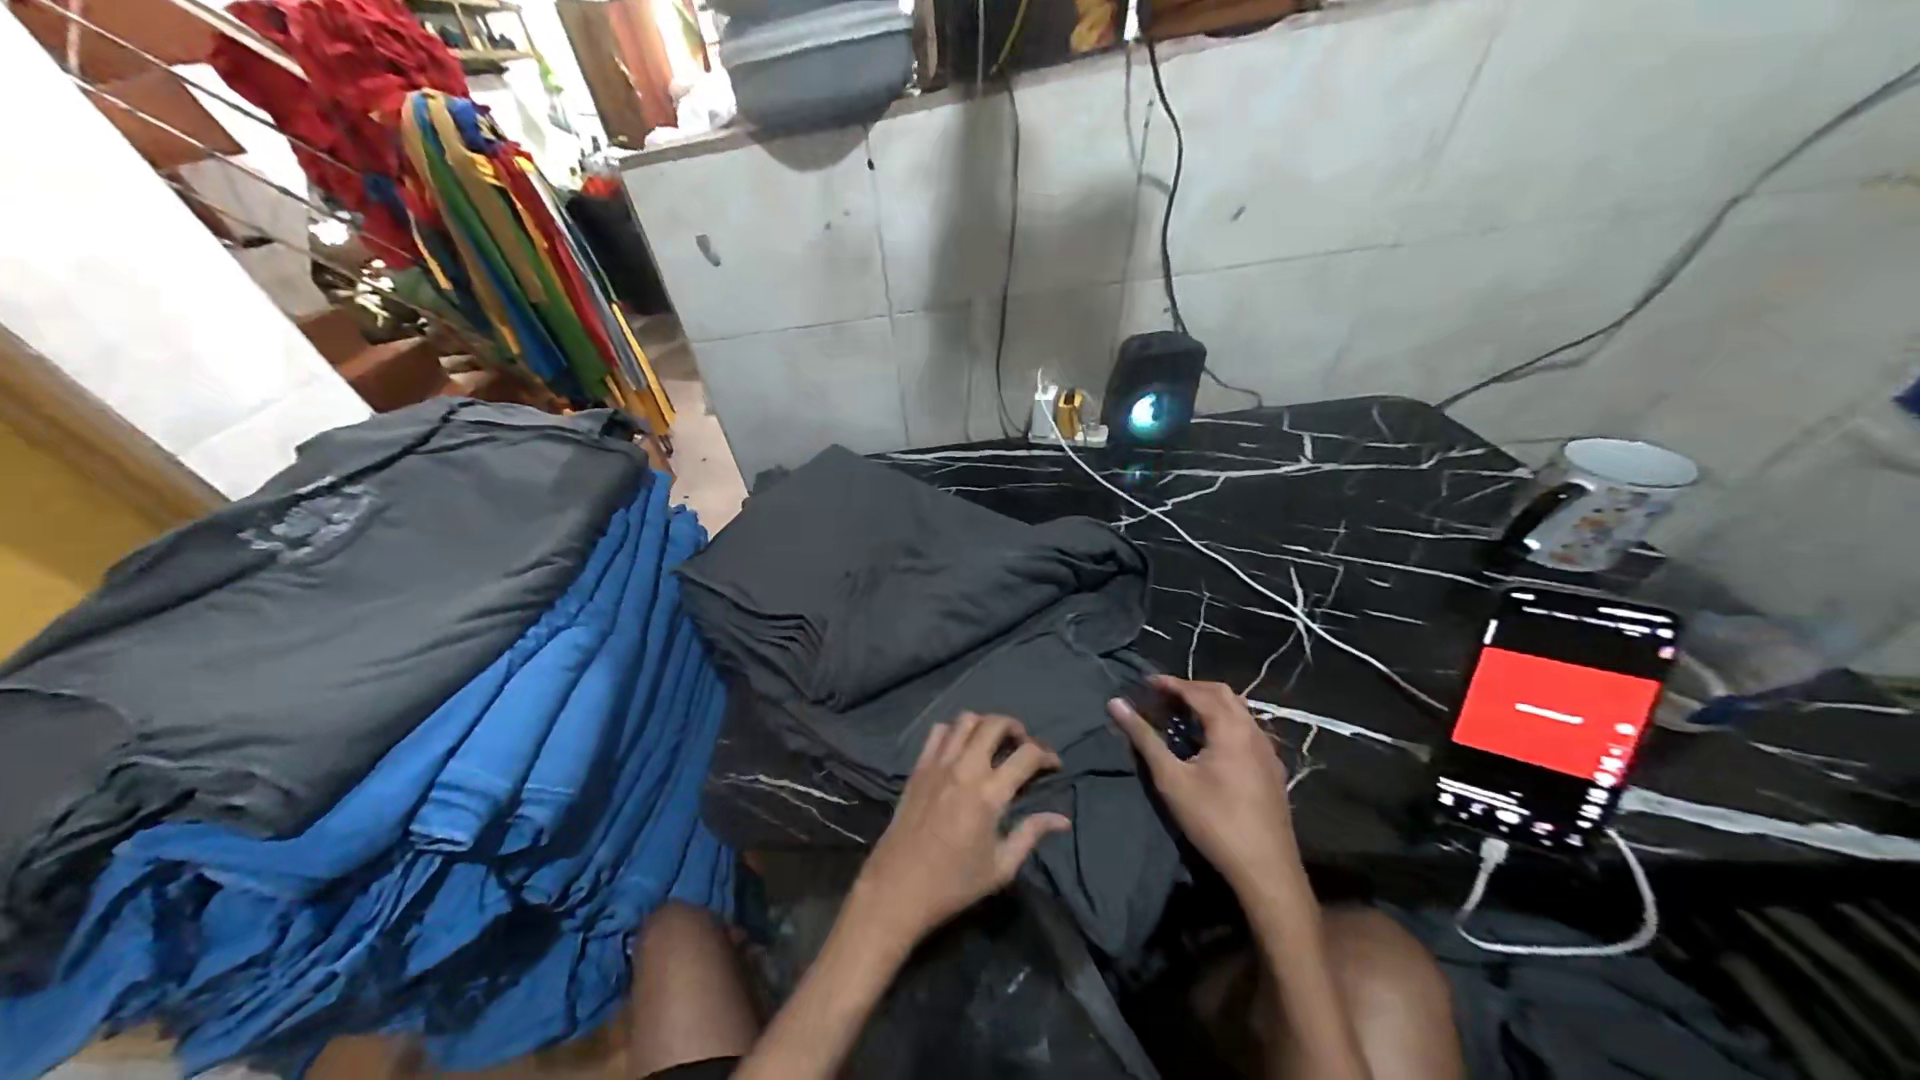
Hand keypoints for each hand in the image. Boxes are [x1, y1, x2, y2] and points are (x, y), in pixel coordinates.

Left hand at [851, 713, 1071, 948]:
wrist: (898, 889)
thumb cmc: (954, 883)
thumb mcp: (1001, 867)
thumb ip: (1031, 834)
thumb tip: (1062, 819)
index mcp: (990, 794)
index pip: (1027, 755)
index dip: (1046, 755)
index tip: (1053, 765)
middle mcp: (965, 769)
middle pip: (995, 724)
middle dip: (1016, 728)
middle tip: (1023, 745)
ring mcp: (938, 764)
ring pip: (965, 721)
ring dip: (985, 724)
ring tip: (993, 743)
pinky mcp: (918, 768)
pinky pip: (938, 733)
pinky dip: (954, 731)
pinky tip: (961, 749)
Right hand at [1109, 676, 1300, 892]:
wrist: (1265, 869)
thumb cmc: (1213, 820)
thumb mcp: (1171, 779)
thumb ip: (1144, 738)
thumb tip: (1116, 704)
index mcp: (1231, 728)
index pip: (1197, 692)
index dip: (1170, 684)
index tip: (1146, 682)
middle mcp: (1253, 731)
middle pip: (1222, 694)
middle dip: (1192, 689)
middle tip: (1163, 696)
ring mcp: (1268, 751)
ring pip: (1239, 712)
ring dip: (1210, 705)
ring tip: (1183, 716)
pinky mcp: (1273, 770)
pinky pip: (1248, 730)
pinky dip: (1225, 722)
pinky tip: (1211, 744)